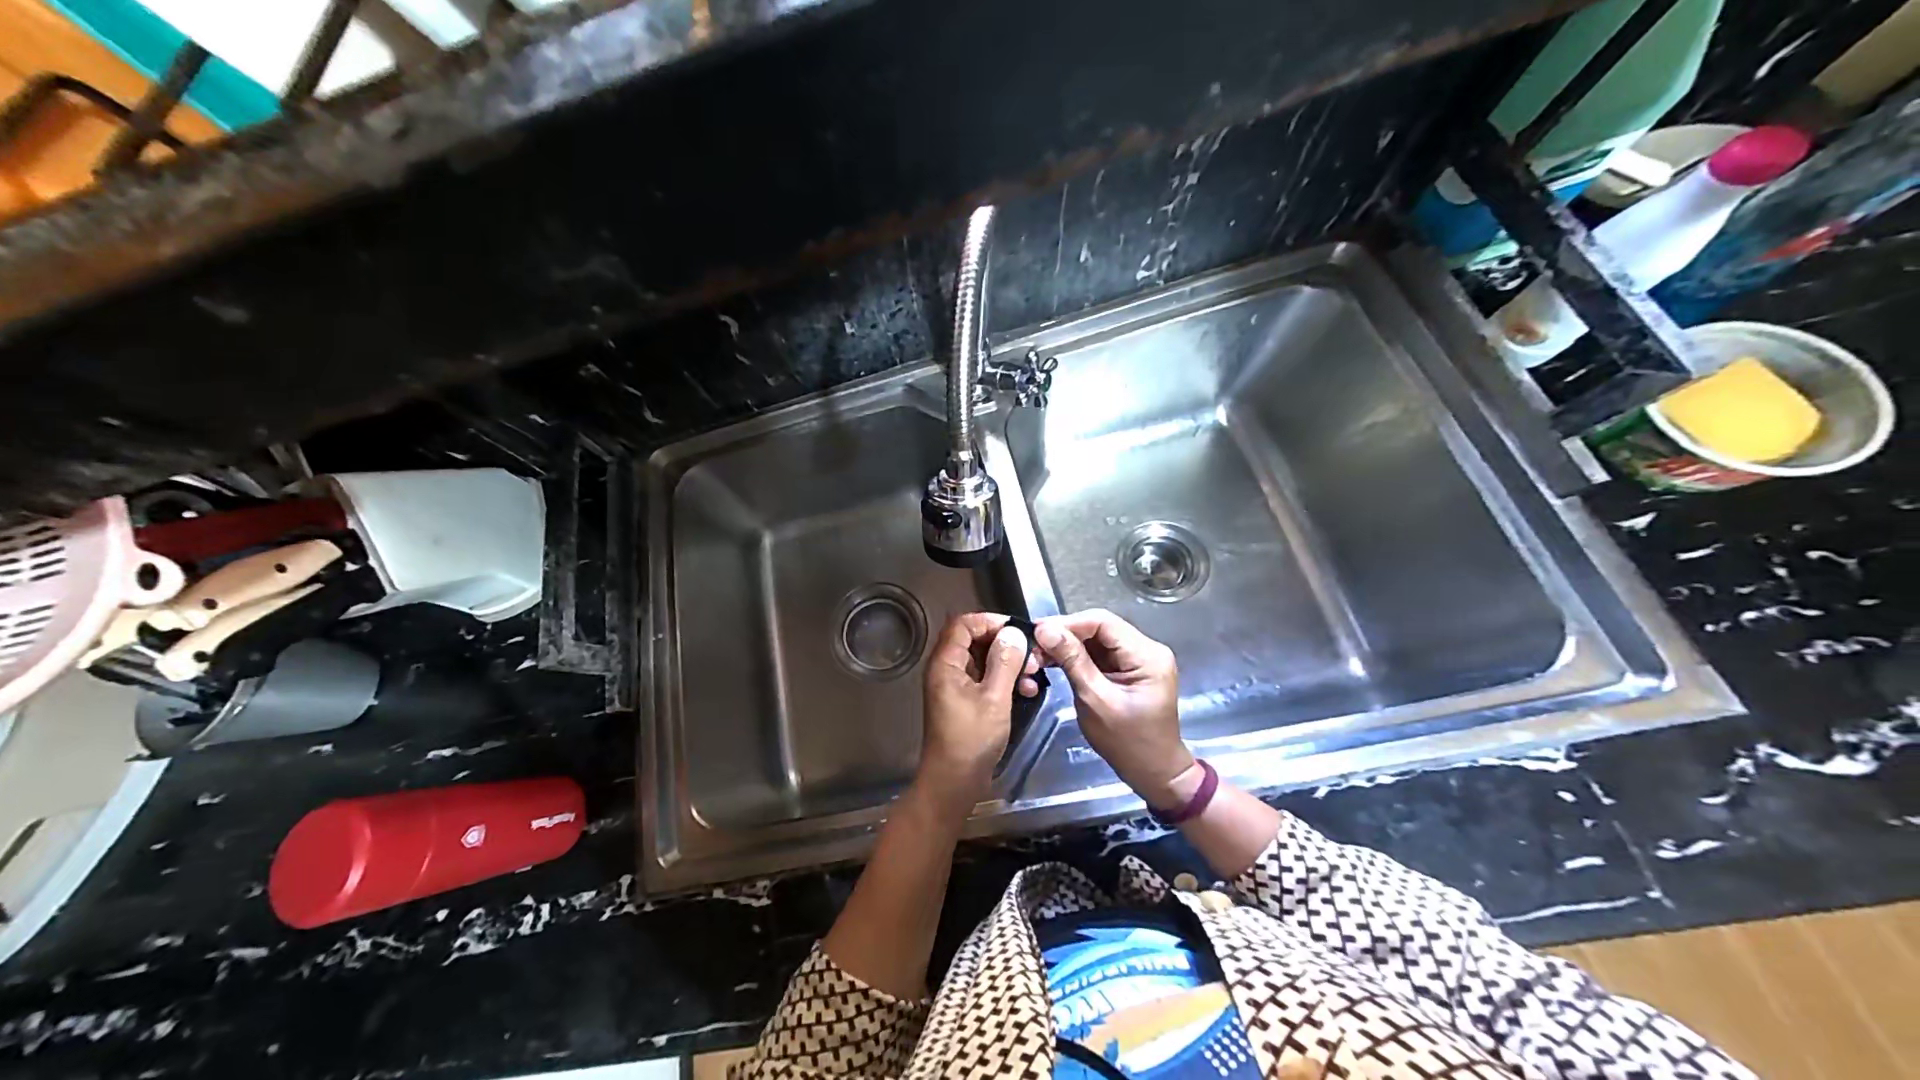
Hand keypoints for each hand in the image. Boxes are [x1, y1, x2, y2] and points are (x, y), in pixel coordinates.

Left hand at [918, 613, 1041, 811]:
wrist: (954, 782)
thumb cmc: (971, 740)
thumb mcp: (994, 698)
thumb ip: (1005, 662)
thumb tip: (1013, 633)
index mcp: (945, 664)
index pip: (963, 624)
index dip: (990, 621)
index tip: (1017, 630)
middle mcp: (945, 670)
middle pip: (974, 640)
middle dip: (1004, 644)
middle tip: (1030, 655)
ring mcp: (953, 686)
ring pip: (982, 660)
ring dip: (1008, 663)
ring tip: (1031, 675)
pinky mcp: (963, 701)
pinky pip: (983, 678)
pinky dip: (1003, 680)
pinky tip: (1024, 691)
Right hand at [1034, 609, 1192, 807]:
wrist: (1154, 772)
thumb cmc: (1127, 743)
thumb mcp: (1095, 700)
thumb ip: (1072, 661)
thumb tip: (1044, 629)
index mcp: (1147, 655)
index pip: (1103, 622)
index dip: (1067, 623)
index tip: (1036, 631)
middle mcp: (1147, 649)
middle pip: (1100, 627)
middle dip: (1065, 634)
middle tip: (1033, 645)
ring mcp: (1140, 658)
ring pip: (1097, 639)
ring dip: (1068, 645)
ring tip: (1039, 655)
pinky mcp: (1130, 669)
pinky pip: (1100, 653)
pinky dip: (1077, 656)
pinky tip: (1055, 662)